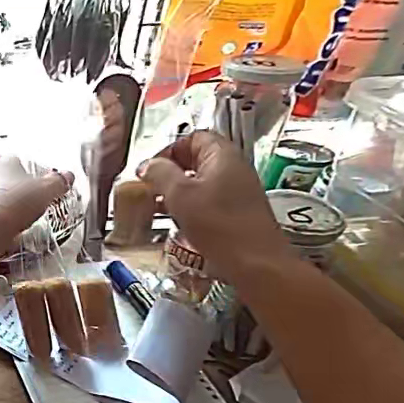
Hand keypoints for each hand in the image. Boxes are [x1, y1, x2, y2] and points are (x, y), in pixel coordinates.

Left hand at [0, 155, 71, 248]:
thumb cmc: (14, 203)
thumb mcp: (46, 191)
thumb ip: (58, 182)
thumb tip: (68, 176)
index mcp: (5, 160)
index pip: (22, 159)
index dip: (34, 170)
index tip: (44, 182)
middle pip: (9, 176)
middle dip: (21, 186)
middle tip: (35, 197)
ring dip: (11, 201)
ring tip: (25, 212)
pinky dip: (3, 215)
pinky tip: (12, 223)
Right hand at [139, 130, 288, 281]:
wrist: (256, 264)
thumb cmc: (219, 226)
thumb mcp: (181, 196)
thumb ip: (160, 174)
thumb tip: (147, 165)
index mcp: (222, 155)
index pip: (192, 138)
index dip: (167, 150)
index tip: (149, 170)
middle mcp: (234, 168)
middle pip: (196, 160)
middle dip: (169, 173)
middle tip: (150, 190)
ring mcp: (239, 191)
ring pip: (201, 183)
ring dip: (178, 193)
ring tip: (158, 208)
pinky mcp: (239, 213)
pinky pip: (209, 202)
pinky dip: (191, 208)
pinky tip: (179, 223)